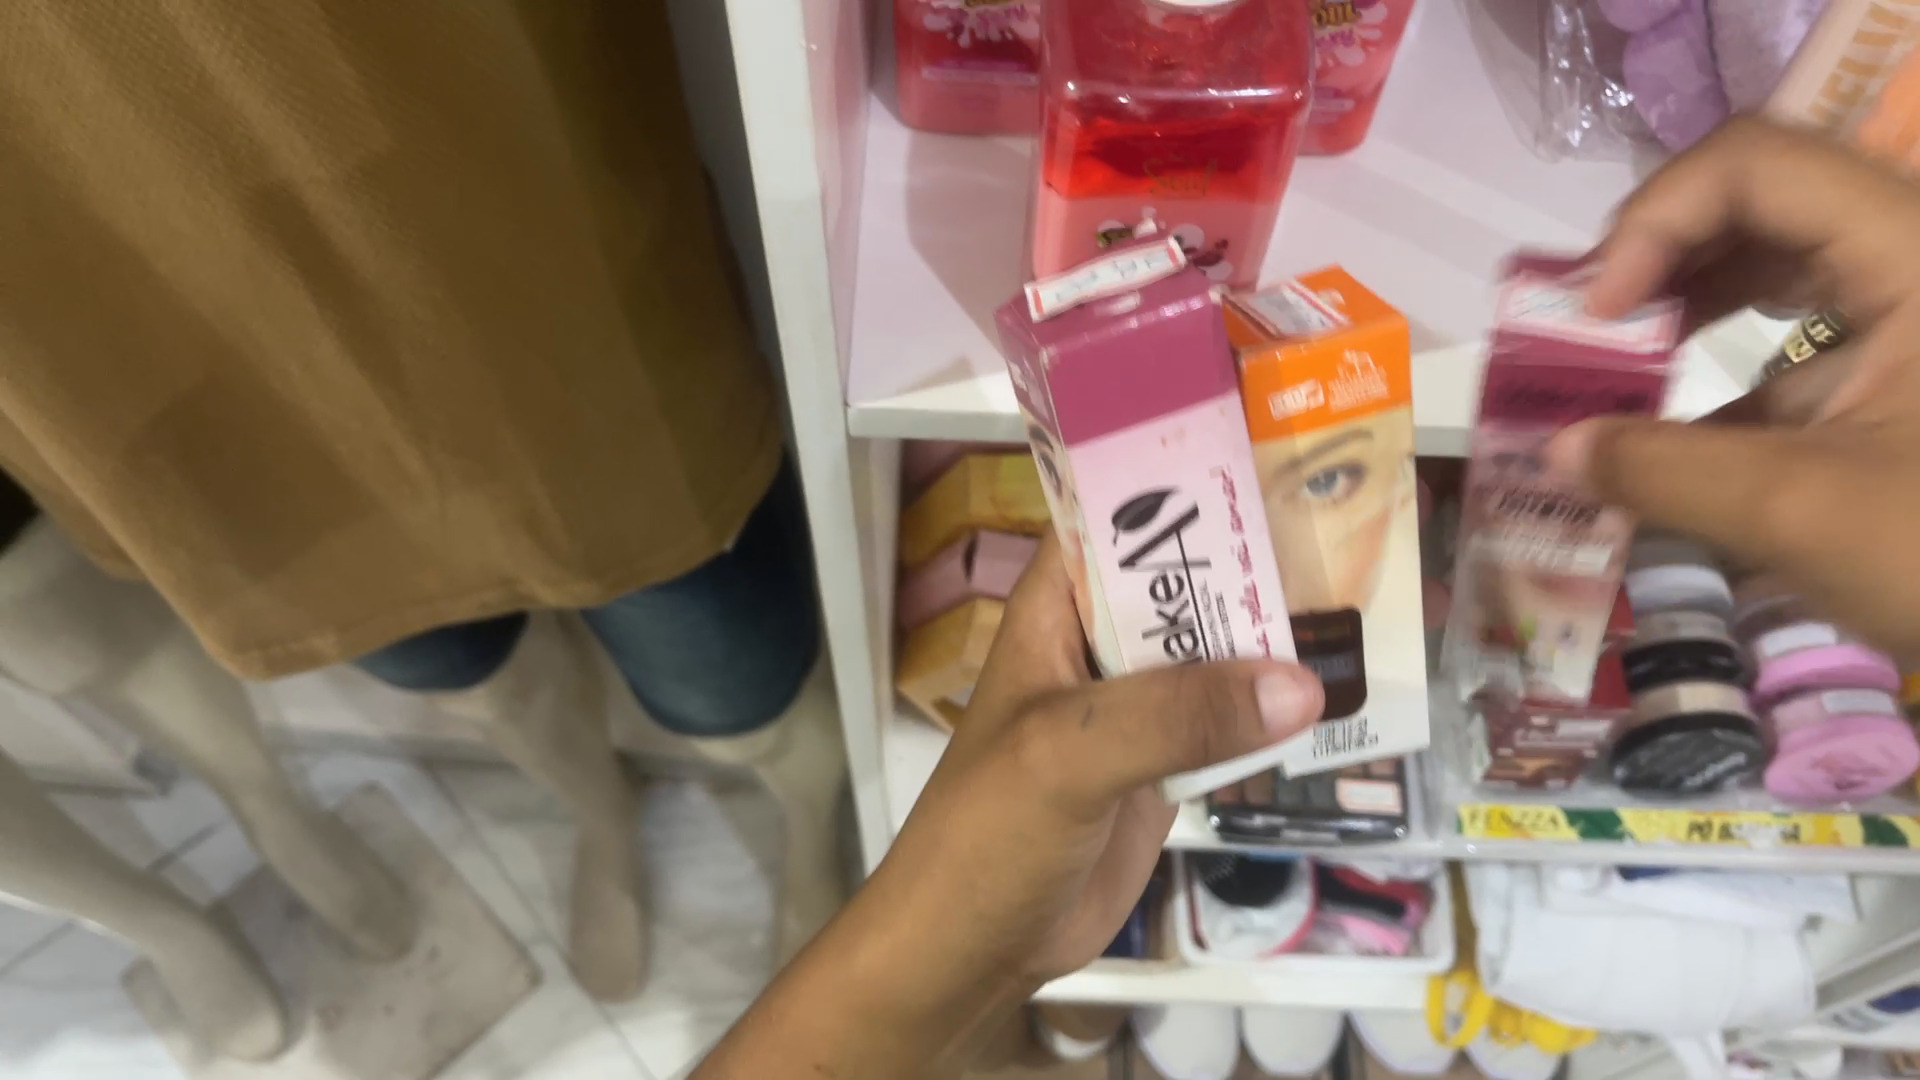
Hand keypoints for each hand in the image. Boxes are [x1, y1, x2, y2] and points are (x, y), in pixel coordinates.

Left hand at [696, 533, 1324, 1078]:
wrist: (977, 939)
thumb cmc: (993, 829)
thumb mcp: (1068, 754)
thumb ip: (1172, 715)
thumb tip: (1301, 681)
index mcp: (1055, 607)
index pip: (1114, 517)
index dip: (1177, 479)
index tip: (1260, 445)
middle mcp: (1096, 640)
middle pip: (1179, 580)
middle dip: (1247, 556)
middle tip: (1342, 516)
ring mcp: (1134, 702)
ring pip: (1210, 649)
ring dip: (1271, 632)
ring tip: (1363, 589)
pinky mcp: (1164, 759)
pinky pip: (1227, 718)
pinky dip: (1274, 707)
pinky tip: (1339, 689)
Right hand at [1549, 118, 1919, 660]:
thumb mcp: (1800, 513)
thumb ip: (1655, 471)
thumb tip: (1551, 452)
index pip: (1759, 166)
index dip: (1650, 223)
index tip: (1592, 316)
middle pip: (1764, 202)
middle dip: (1651, 264)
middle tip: (1582, 336)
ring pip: (1780, 266)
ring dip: (1677, 313)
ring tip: (1608, 374)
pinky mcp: (1918, 371)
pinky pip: (1800, 342)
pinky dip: (1718, 377)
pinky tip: (1666, 436)